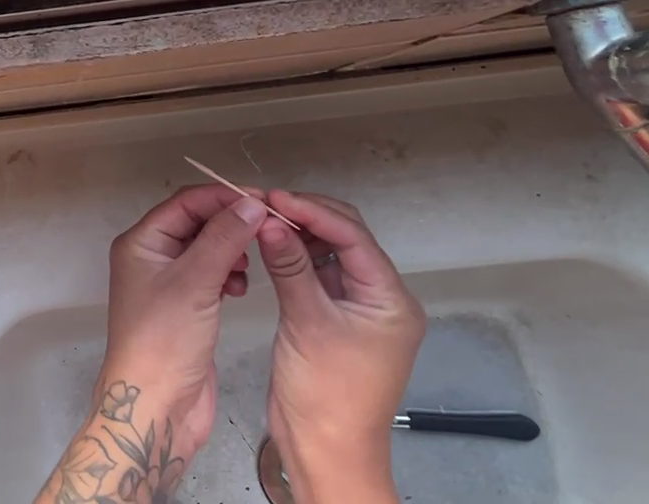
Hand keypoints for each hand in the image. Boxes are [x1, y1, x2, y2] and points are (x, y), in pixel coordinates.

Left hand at [102, 184, 271, 457]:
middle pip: (196, 223)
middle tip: (268, 227)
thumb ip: (224, 239)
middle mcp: (151, 257)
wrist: (157, 406)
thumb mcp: (195, 282)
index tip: (262, 198)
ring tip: (249, 263)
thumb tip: (251, 203)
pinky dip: (228, 274)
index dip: (222, 196)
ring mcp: (168, 283)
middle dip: (230, 223)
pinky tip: (241, 287)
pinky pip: (210, 275)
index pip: (185, 203)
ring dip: (230, 250)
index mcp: (141, 242)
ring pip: (206, 249)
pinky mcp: (186, 307)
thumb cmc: (165, 339)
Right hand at [258, 191, 424, 503]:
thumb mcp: (306, 322)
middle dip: (305, 215)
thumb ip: (288, 265)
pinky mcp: (333, 314)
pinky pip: (316, 270)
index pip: (352, 236)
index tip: (270, 196)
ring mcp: (356, 305)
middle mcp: (378, 296)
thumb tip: (265, 217)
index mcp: (389, 298)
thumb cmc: (325, 391)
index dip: (311, 210)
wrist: (325, 451)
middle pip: (345, 236)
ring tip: (259, 218)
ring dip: (296, 231)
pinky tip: (267, 244)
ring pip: (329, 250)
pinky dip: (293, 253)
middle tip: (261, 203)